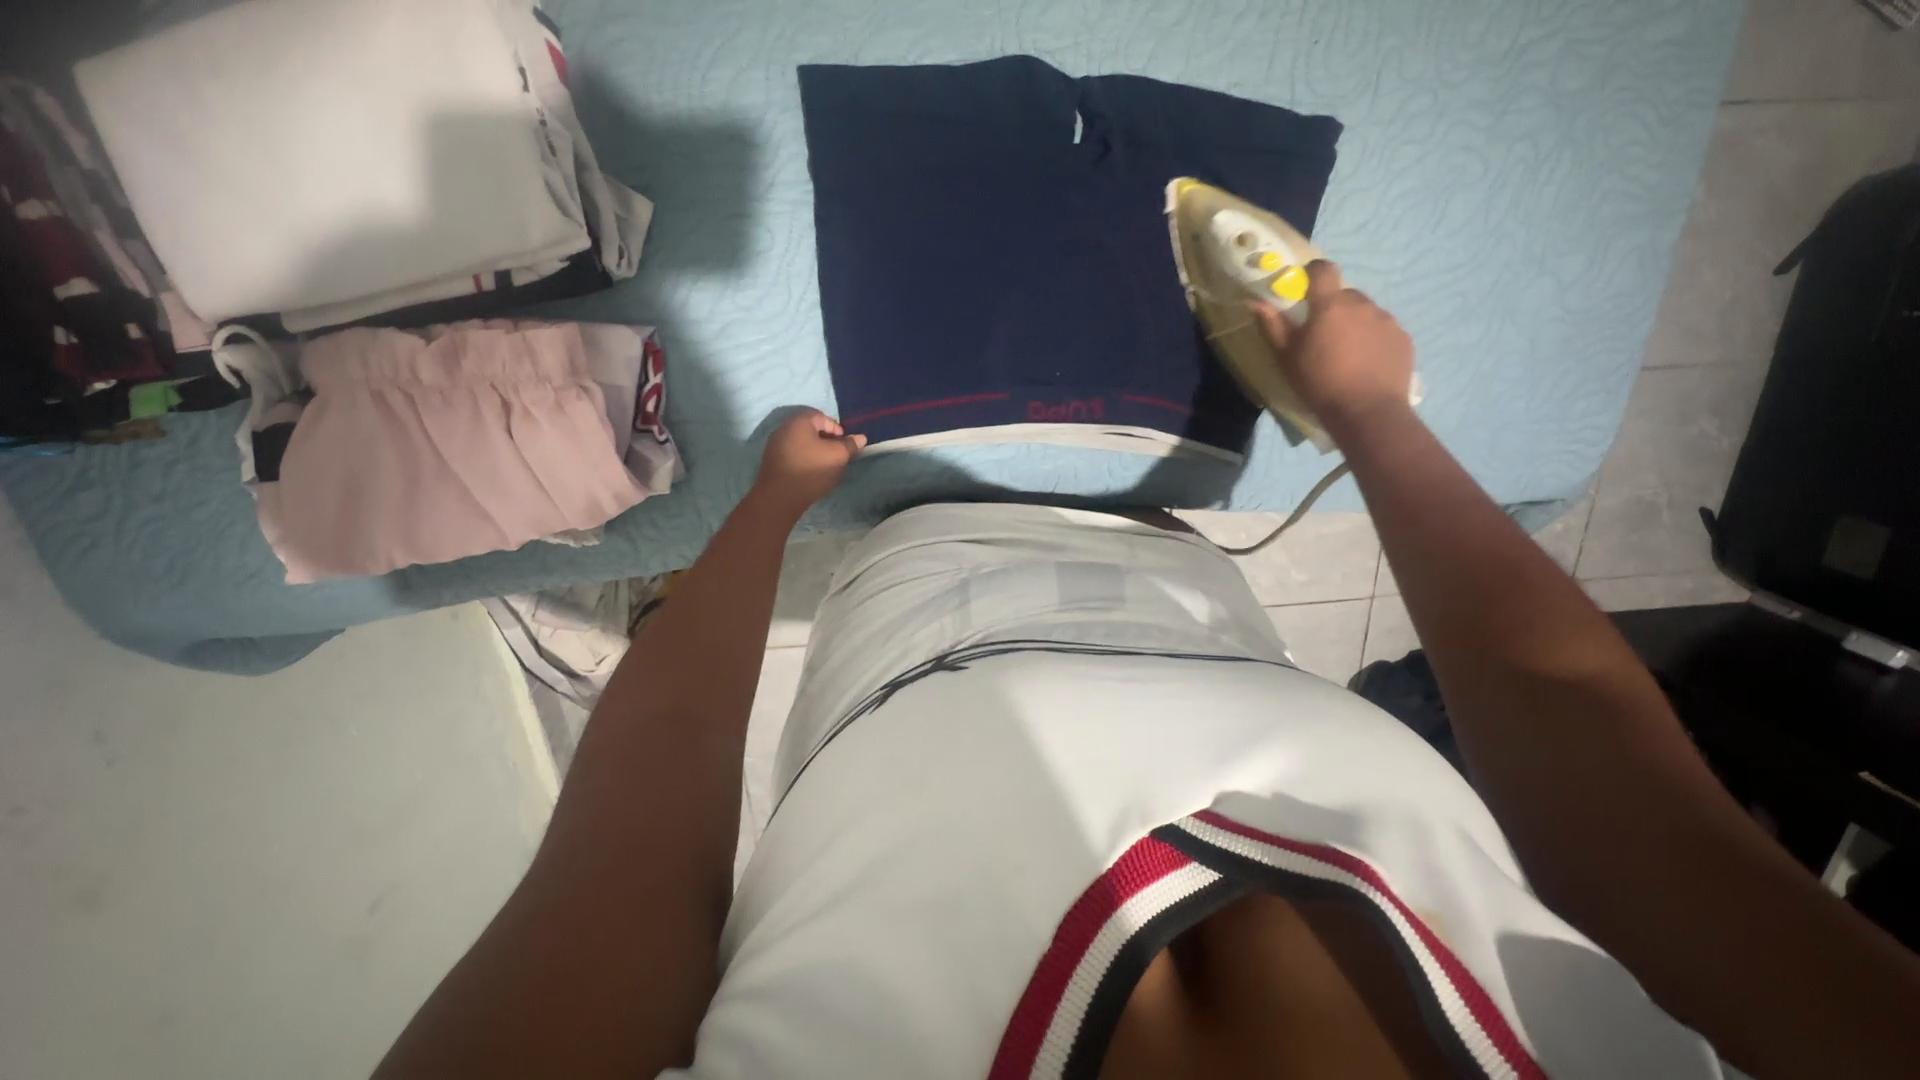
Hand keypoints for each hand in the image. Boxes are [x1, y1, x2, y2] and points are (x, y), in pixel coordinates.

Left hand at [748, 408, 865, 518]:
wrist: (780, 497)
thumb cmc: (811, 470)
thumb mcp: (837, 456)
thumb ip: (849, 445)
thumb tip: (860, 437)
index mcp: (798, 421)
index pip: (822, 417)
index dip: (837, 429)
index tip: (844, 445)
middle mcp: (783, 428)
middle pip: (810, 428)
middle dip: (826, 439)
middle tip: (837, 454)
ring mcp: (774, 444)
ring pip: (801, 441)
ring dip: (815, 450)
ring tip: (825, 464)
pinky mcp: (771, 460)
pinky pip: (792, 453)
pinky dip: (804, 458)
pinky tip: (810, 471)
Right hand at [1252, 260, 1414, 432]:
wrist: (1367, 413)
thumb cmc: (1319, 383)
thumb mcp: (1287, 358)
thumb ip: (1274, 326)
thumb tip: (1256, 301)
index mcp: (1330, 305)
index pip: (1323, 269)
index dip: (1313, 272)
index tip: (1305, 287)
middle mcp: (1362, 304)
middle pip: (1345, 295)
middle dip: (1333, 307)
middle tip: (1324, 334)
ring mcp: (1387, 320)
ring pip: (1366, 312)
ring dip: (1355, 324)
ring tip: (1348, 353)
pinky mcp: (1403, 339)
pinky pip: (1384, 330)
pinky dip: (1374, 340)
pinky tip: (1367, 364)